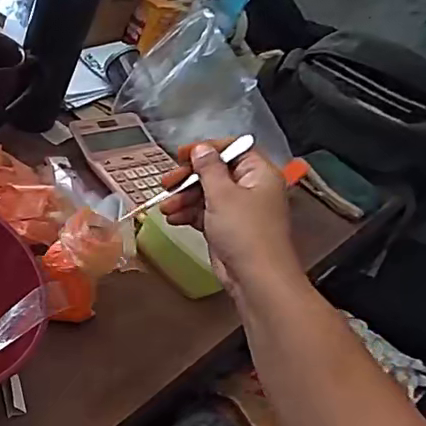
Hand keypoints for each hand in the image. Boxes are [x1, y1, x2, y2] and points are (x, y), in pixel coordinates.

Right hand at [159, 137, 297, 292]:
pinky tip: (174, 219)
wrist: (255, 275)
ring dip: (184, 199)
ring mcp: (238, 210)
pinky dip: (189, 214)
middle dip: (189, 179)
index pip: (233, 150)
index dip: (207, 150)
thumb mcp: (222, 194)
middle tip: (167, 183)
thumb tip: (201, 149)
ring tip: (166, 207)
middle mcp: (250, 188)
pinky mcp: (226, 228)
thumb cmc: (245, 232)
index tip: (182, 155)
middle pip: (215, 173)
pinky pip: (205, 214)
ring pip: (207, 195)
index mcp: (258, 174)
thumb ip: (209, 169)